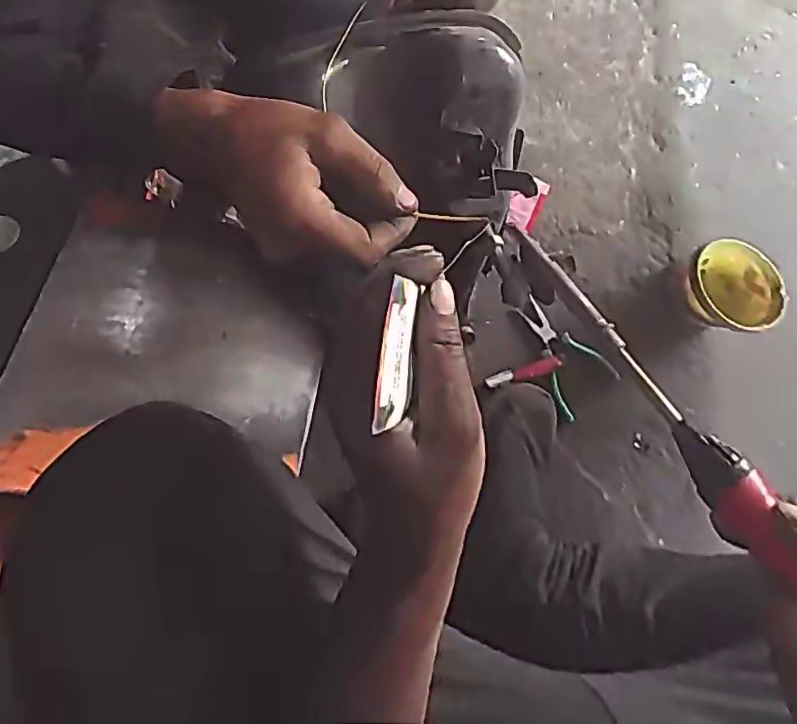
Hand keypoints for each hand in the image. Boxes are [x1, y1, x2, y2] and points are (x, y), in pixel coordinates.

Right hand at [155, 88, 417, 265]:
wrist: (208, 136)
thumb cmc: (264, 129)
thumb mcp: (328, 134)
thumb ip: (372, 170)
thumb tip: (408, 203)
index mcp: (304, 222)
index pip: (365, 251)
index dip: (393, 233)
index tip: (403, 205)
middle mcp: (291, 248)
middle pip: (355, 257)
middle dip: (380, 228)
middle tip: (388, 194)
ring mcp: (281, 252)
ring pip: (340, 254)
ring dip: (362, 227)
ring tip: (363, 191)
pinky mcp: (277, 246)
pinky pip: (322, 246)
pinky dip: (341, 226)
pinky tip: (340, 197)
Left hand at [322, 246, 484, 558]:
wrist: (409, 536)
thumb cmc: (441, 487)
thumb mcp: (457, 421)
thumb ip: (445, 355)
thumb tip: (439, 293)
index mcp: (365, 391)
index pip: (377, 311)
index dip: (404, 276)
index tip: (435, 260)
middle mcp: (341, 382)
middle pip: (359, 306)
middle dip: (394, 275)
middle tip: (433, 261)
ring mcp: (340, 386)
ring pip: (355, 316)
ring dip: (387, 289)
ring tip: (424, 274)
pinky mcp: (348, 390)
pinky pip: (360, 335)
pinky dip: (383, 311)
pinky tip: (409, 307)